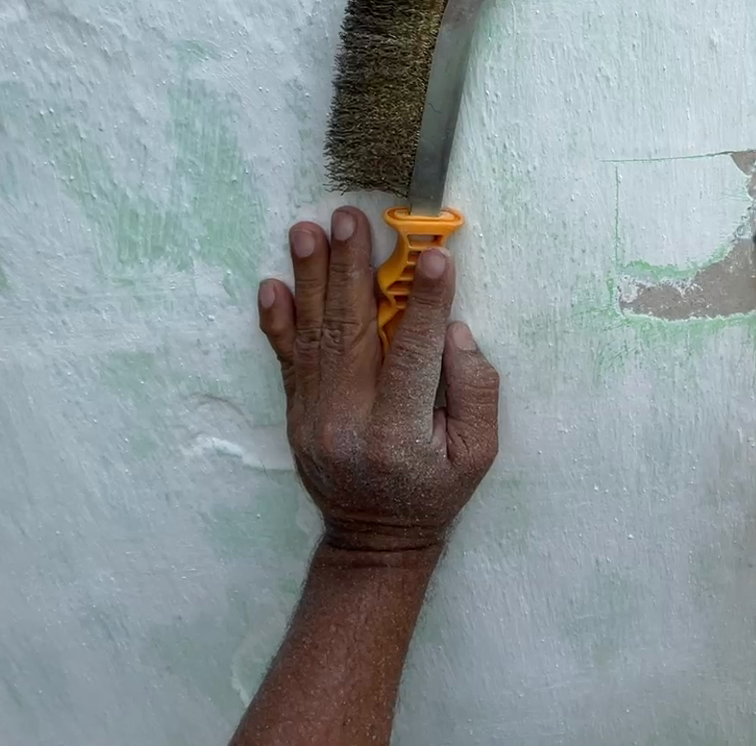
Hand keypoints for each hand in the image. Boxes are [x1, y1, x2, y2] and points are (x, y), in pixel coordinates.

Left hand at [257, 207, 499, 559]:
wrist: (374, 538)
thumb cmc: (436, 490)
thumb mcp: (480, 452)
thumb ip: (476, 389)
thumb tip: (451, 331)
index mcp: (400, 431)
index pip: (414, 352)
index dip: (425, 302)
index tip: (433, 255)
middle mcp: (348, 419)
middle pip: (351, 329)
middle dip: (352, 266)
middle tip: (350, 218)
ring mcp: (314, 415)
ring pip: (315, 334)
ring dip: (313, 276)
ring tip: (309, 230)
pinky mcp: (296, 413)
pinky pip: (287, 358)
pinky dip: (279, 319)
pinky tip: (275, 284)